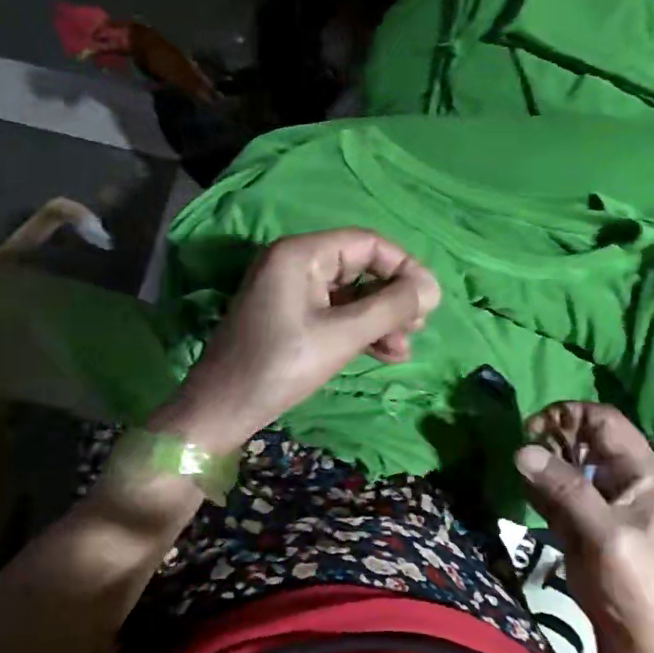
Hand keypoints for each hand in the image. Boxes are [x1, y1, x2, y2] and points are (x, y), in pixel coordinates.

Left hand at [150, 229, 440, 453]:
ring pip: (349, 295)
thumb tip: (432, 289)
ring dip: (380, 319)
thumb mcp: (340, 336)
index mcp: (299, 254)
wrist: (221, 409)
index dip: (405, 267)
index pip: (367, 243)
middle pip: (360, 267)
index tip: (430, 300)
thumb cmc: (279, 367)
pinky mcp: (287, 317)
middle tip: (418, 327)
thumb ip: (389, 308)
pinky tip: (384, 353)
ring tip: (403, 350)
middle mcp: (292, 263)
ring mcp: (288, 291)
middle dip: (392, 297)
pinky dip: (359, 330)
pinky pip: (333, 314)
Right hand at [515, 402, 653, 652]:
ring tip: (520, 473)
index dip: (568, 415)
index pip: (604, 421)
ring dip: (540, 462)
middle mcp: (621, 480)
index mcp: (642, 473)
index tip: (531, 427)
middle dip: (550, 437)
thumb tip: (521, 449)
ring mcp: (599, 503)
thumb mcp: (606, 533)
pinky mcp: (579, 524)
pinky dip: (536, 488)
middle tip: (521, 452)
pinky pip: (553, 493)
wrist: (644, 644)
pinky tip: (523, 491)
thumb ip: (565, 489)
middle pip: (582, 439)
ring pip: (565, 465)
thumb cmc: (639, 585)